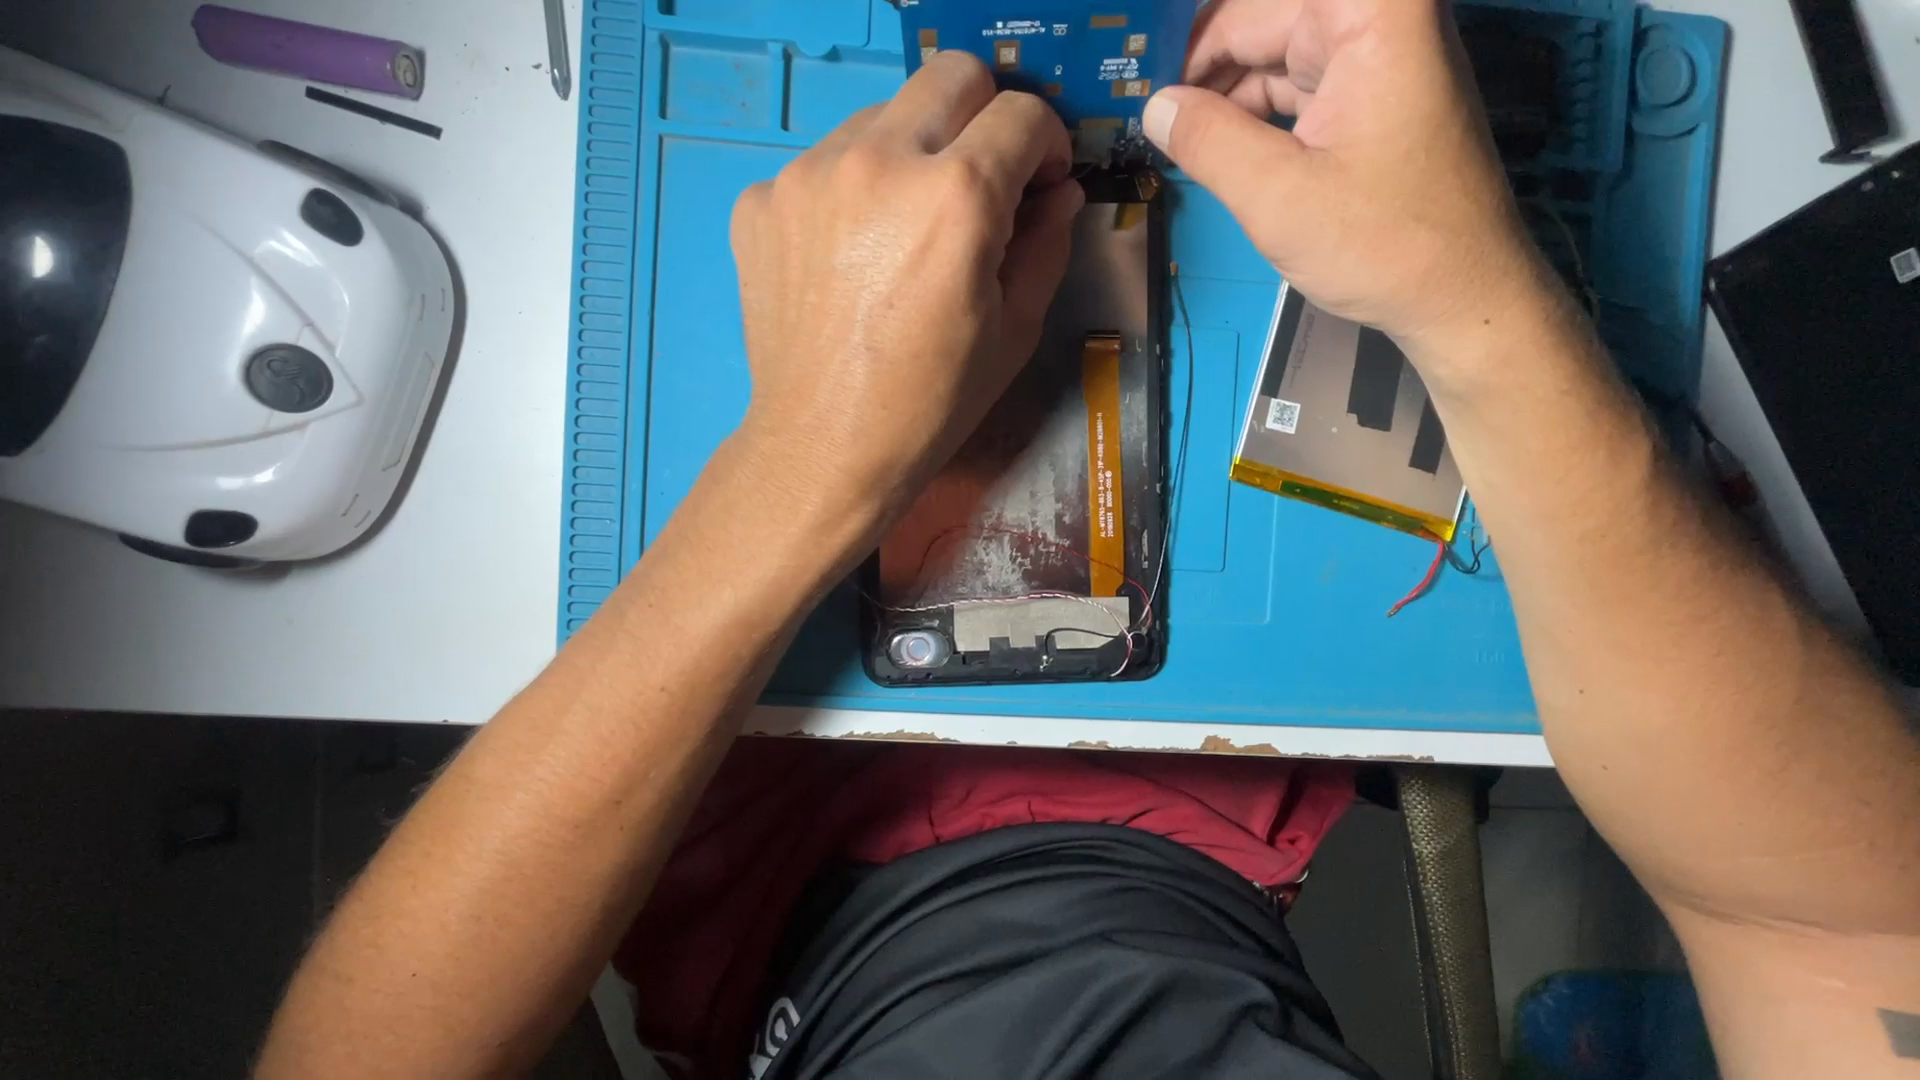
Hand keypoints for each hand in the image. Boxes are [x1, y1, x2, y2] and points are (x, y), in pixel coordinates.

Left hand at [727, 51, 1082, 534]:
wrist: (825, 447)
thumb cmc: (931, 403)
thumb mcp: (1013, 330)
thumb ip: (1046, 244)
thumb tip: (1058, 192)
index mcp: (956, 197)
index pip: (1021, 113)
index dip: (1046, 142)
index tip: (1041, 180)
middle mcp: (878, 161)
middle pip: (951, 75)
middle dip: (985, 115)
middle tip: (983, 179)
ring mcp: (808, 175)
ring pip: (881, 116)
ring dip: (912, 151)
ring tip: (906, 228)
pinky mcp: (761, 201)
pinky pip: (825, 164)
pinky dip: (852, 191)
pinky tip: (851, 256)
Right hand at [1144, 0, 1554, 366]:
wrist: (1460, 295)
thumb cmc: (1378, 243)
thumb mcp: (1276, 196)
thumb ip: (1207, 140)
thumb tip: (1152, 106)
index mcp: (1368, 13)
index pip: (1247, 7)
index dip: (1188, 42)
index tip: (1133, 79)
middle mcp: (1379, 17)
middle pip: (1262, 21)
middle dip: (1202, 69)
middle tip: (1142, 116)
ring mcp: (1379, 57)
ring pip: (1274, 56)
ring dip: (1223, 97)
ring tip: (1170, 137)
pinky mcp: (1373, 97)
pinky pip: (1296, 88)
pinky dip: (1254, 115)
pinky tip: (1216, 147)